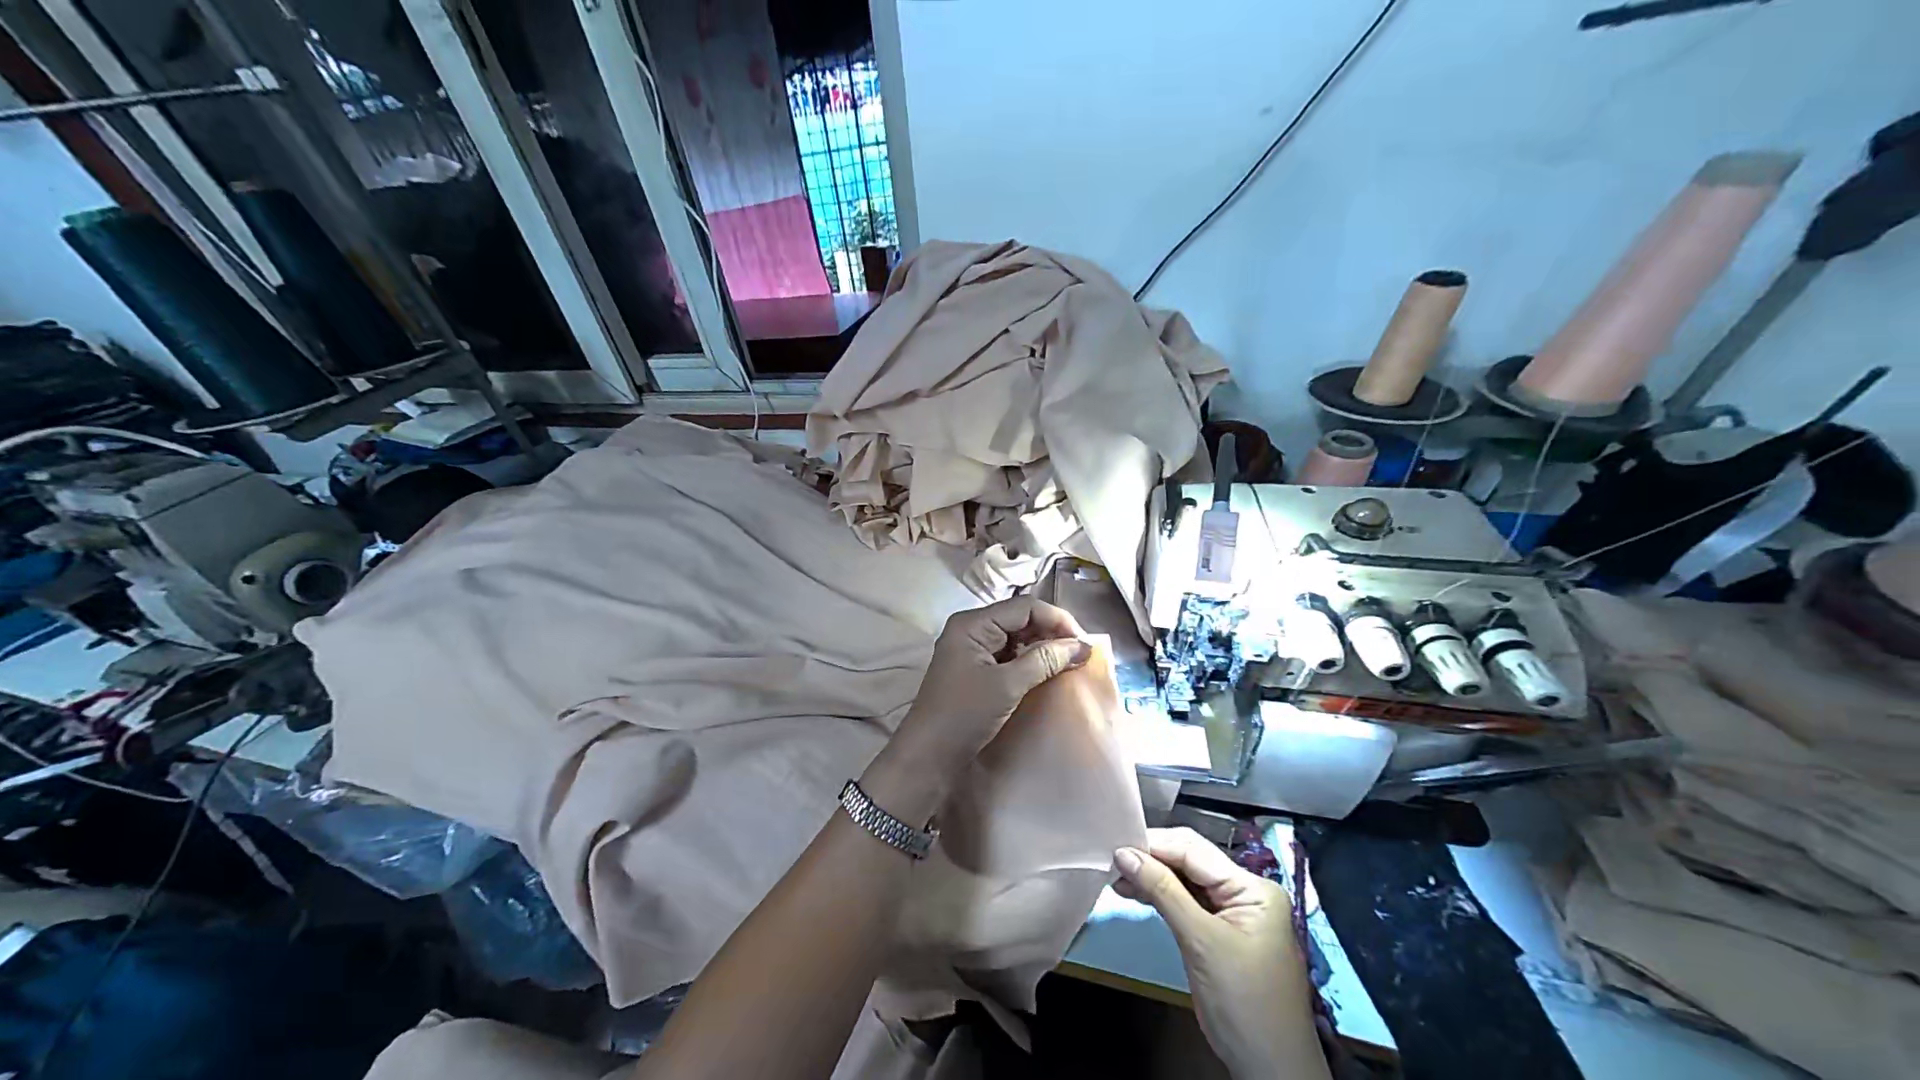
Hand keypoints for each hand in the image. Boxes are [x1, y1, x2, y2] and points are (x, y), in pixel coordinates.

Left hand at [868, 597, 1089, 808]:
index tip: (1084, 644)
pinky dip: (1030, 662)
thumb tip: (1083, 646)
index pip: (1024, 607)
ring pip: (1016, 637)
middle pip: (1020, 619)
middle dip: (1052, 633)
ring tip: (1068, 664)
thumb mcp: (1007, 685)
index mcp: (972, 623)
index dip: (1057, 620)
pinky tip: (1047, 674)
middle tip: (1080, 655)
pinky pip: (1009, 656)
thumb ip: (1044, 660)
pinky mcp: (976, 670)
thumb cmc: (963, 715)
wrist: (928, 757)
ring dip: (1042, 648)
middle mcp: (971, 629)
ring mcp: (972, 650)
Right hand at [1115, 828, 1329, 1079]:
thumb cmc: (1243, 1002)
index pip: (1195, 852)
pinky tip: (1134, 892)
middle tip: (1110, 859)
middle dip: (1151, 859)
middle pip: (1191, 862)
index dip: (1154, 845)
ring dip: (1152, 878)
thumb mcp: (1200, 942)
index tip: (1114, 844)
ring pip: (1186, 881)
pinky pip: (1187, 902)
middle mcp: (1246, 892)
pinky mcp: (1220, 932)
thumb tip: (1124, 852)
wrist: (1271, 1070)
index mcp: (1253, 888)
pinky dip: (1161, 897)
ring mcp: (1234, 913)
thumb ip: (1163, 891)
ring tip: (1115, 876)